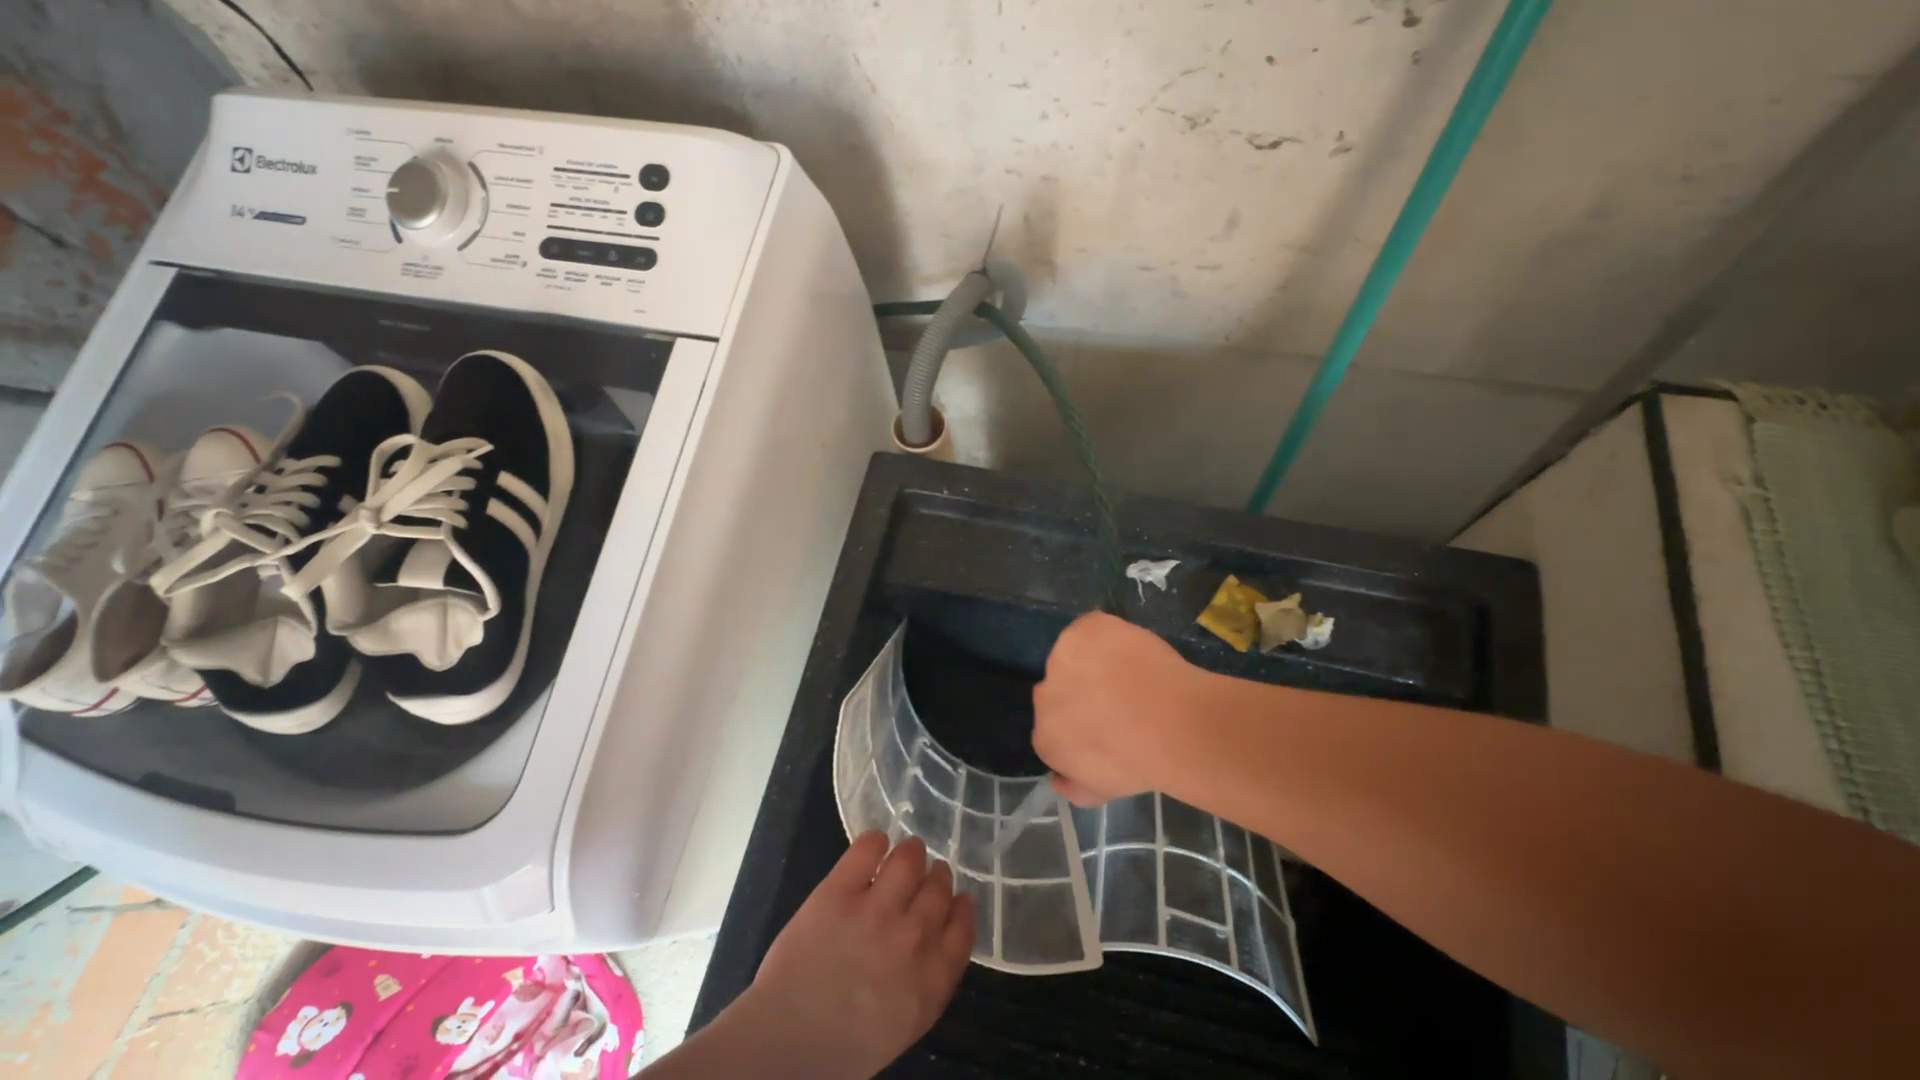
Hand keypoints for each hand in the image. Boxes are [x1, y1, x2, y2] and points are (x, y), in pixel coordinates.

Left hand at [736, 831, 973, 1079]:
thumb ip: (927, 981)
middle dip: (936, 877)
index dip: (961, 907)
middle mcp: (914, 937)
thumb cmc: (845, 1045)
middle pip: (938, 889)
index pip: (962, 927)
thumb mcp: (906, 1023)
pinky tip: (876, 843)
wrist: (790, 1040)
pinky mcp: (838, 892)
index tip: (958, 898)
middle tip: (928, 872)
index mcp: (933, 977)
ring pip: (908, 861)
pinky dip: (875, 842)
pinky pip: (867, 850)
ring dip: (911, 852)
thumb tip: (933, 944)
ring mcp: (876, 910)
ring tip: (907, 851)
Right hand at [1033, 611, 1211, 804]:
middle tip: (1122, 702)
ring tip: (1133, 675)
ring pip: (1074, 657)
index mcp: (1046, 738)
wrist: (1170, 723)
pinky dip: (1108, 637)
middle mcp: (1044, 696)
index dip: (1079, 725)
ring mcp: (1063, 658)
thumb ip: (1073, 788)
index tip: (1105, 728)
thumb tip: (1059, 780)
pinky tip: (1133, 652)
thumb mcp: (1102, 792)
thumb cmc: (1139, 764)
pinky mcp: (1085, 630)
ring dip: (1095, 663)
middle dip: (1081, 693)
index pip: (1051, 728)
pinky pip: (1092, 630)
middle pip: (1058, 689)